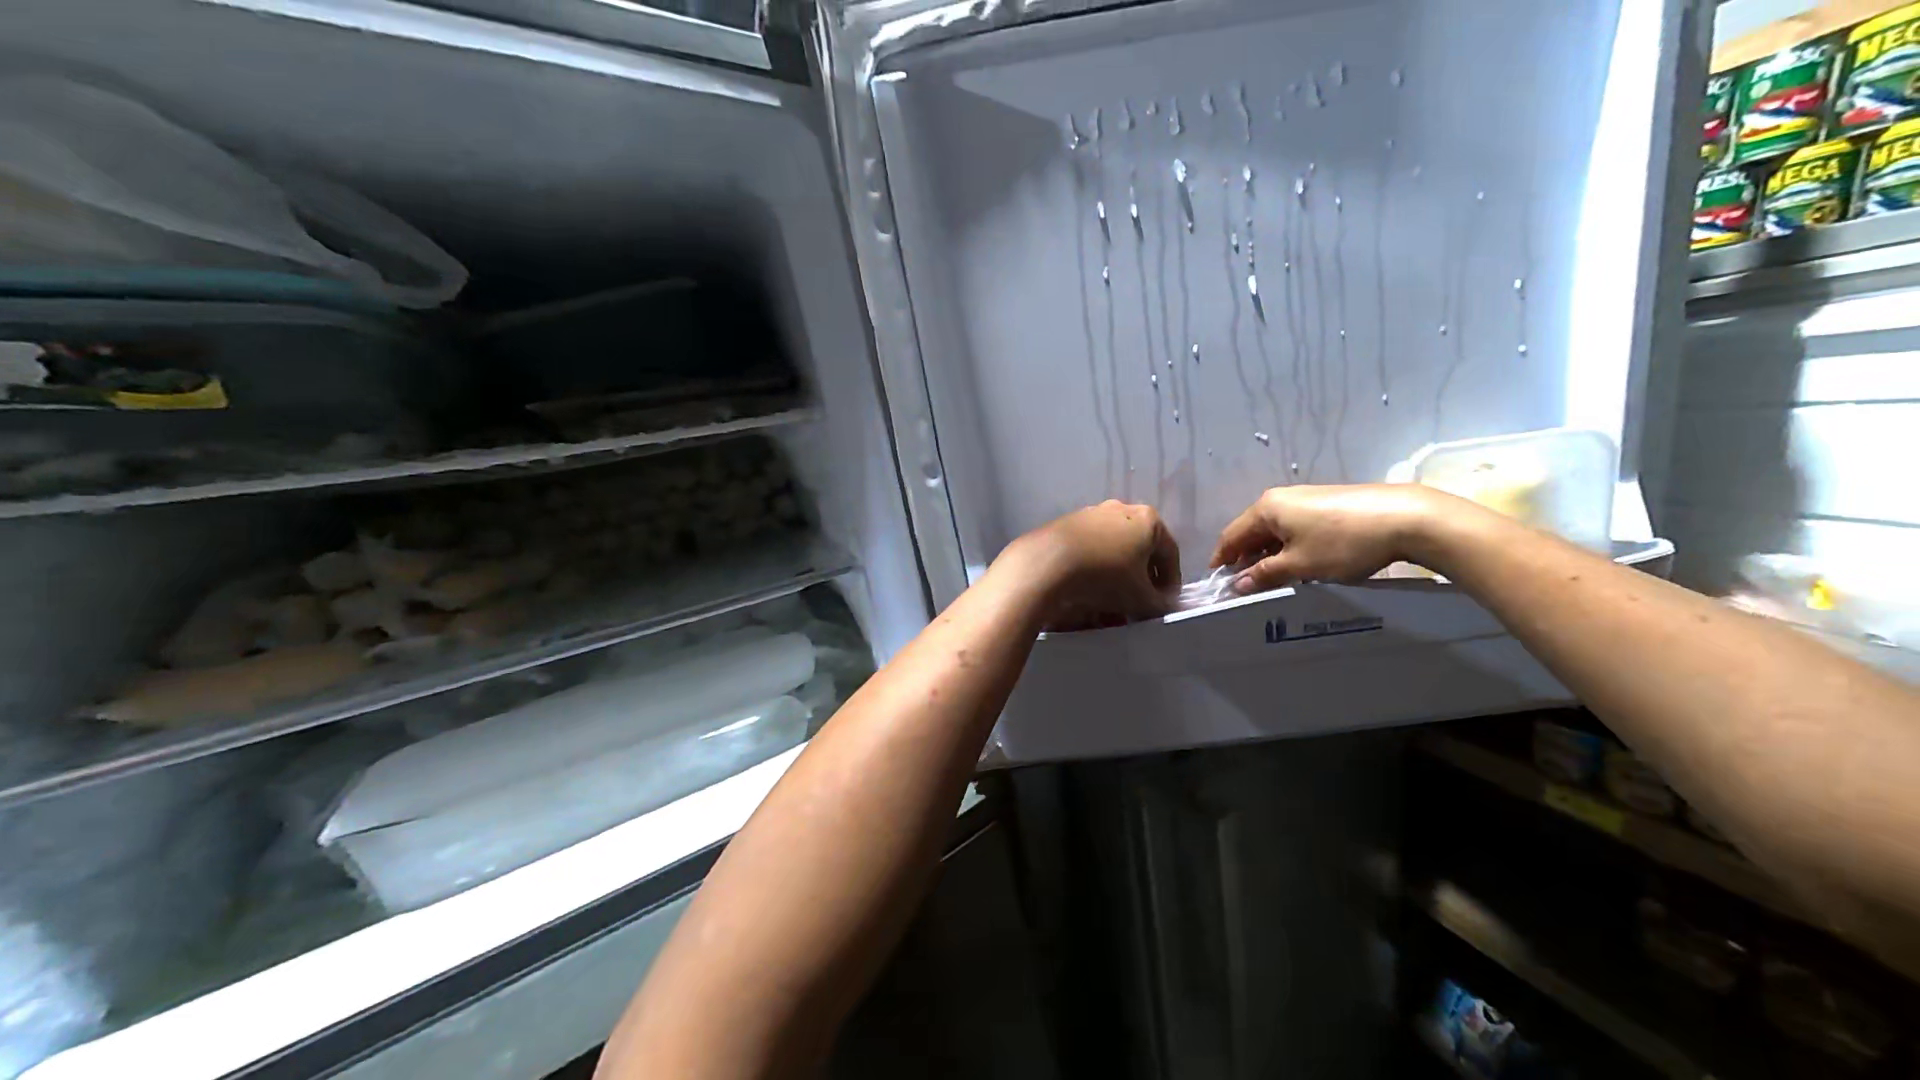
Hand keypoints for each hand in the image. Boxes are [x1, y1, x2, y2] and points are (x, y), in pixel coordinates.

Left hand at [998, 500, 1179, 627]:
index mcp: (1148, 520)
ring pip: (1113, 550)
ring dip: (1117, 577)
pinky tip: (1087, 590)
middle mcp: (1121, 509)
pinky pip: (1090, 549)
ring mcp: (1091, 514)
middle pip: (1140, 550)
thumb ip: (1160, 602)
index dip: (1171, 583)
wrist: (1048, 563)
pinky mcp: (1066, 524)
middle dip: (1141, 579)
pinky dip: (1094, 569)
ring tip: (1111, 603)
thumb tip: (1164, 604)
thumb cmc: (1106, 576)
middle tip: (1139, 603)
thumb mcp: (1141, 598)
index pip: (1169, 554)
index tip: (1166, 604)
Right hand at [1211, 483, 1460, 591]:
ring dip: (1268, 553)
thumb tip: (1238, 584)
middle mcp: (1280, 498)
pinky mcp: (1327, 503)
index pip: (1231, 535)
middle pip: (1251, 531)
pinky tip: (1299, 563)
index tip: (1217, 582)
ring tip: (1272, 579)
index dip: (1221, 559)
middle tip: (1245, 585)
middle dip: (1245, 557)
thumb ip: (1264, 574)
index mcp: (1266, 509)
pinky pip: (1294, 527)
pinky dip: (1288, 545)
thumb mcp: (1299, 565)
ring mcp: (1305, 498)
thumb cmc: (1342, 542)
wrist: (1406, 518)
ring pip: (1275, 530)